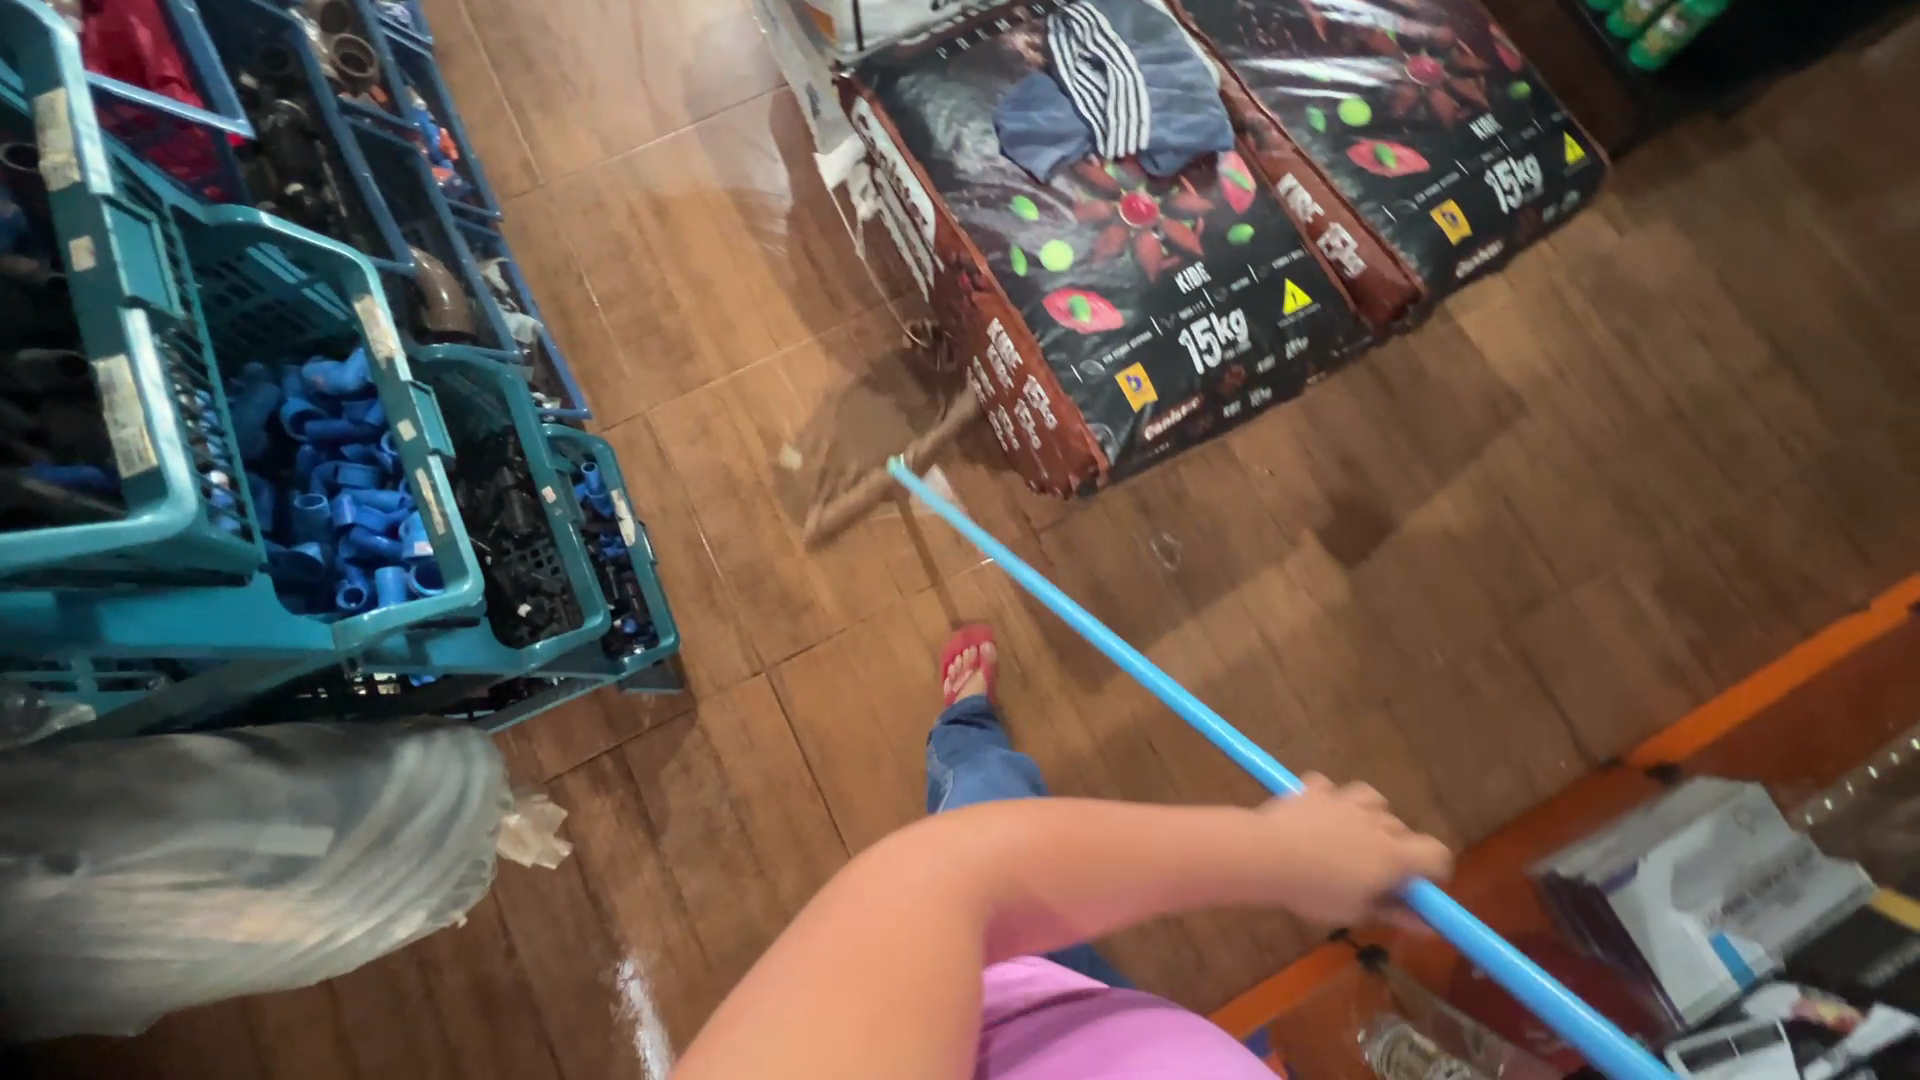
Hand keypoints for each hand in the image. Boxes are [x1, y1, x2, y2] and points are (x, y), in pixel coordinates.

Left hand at [1256, 773, 1452, 925]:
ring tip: (1351, 834)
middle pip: (1402, 828)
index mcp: (1394, 855)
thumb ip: (1394, 913)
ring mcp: (1343, 800)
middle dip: (1396, 847)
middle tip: (1372, 870)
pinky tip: (1316, 811)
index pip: (1437, 852)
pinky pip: (1328, 786)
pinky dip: (1326, 797)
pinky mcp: (1313, 789)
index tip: (1414, 885)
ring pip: (1372, 799)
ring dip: (1368, 814)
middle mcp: (1375, 822)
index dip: (1432, 869)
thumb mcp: (1357, 912)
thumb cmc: (1315, 891)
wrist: (1267, 853)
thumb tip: (1425, 924)